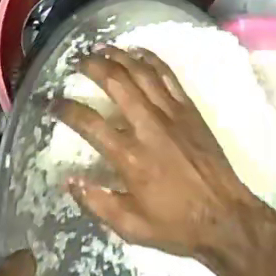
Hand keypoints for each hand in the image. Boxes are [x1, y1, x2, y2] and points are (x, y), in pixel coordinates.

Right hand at [53, 46, 268, 266]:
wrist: (224, 215)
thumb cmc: (175, 224)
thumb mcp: (129, 227)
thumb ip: (96, 202)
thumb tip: (69, 179)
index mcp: (129, 156)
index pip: (89, 123)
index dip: (65, 109)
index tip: (51, 102)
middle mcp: (148, 125)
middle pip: (116, 83)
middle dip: (93, 67)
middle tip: (77, 62)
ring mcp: (171, 112)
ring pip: (141, 72)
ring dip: (119, 56)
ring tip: (101, 48)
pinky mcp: (188, 107)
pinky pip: (167, 75)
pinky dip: (151, 59)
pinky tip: (138, 52)